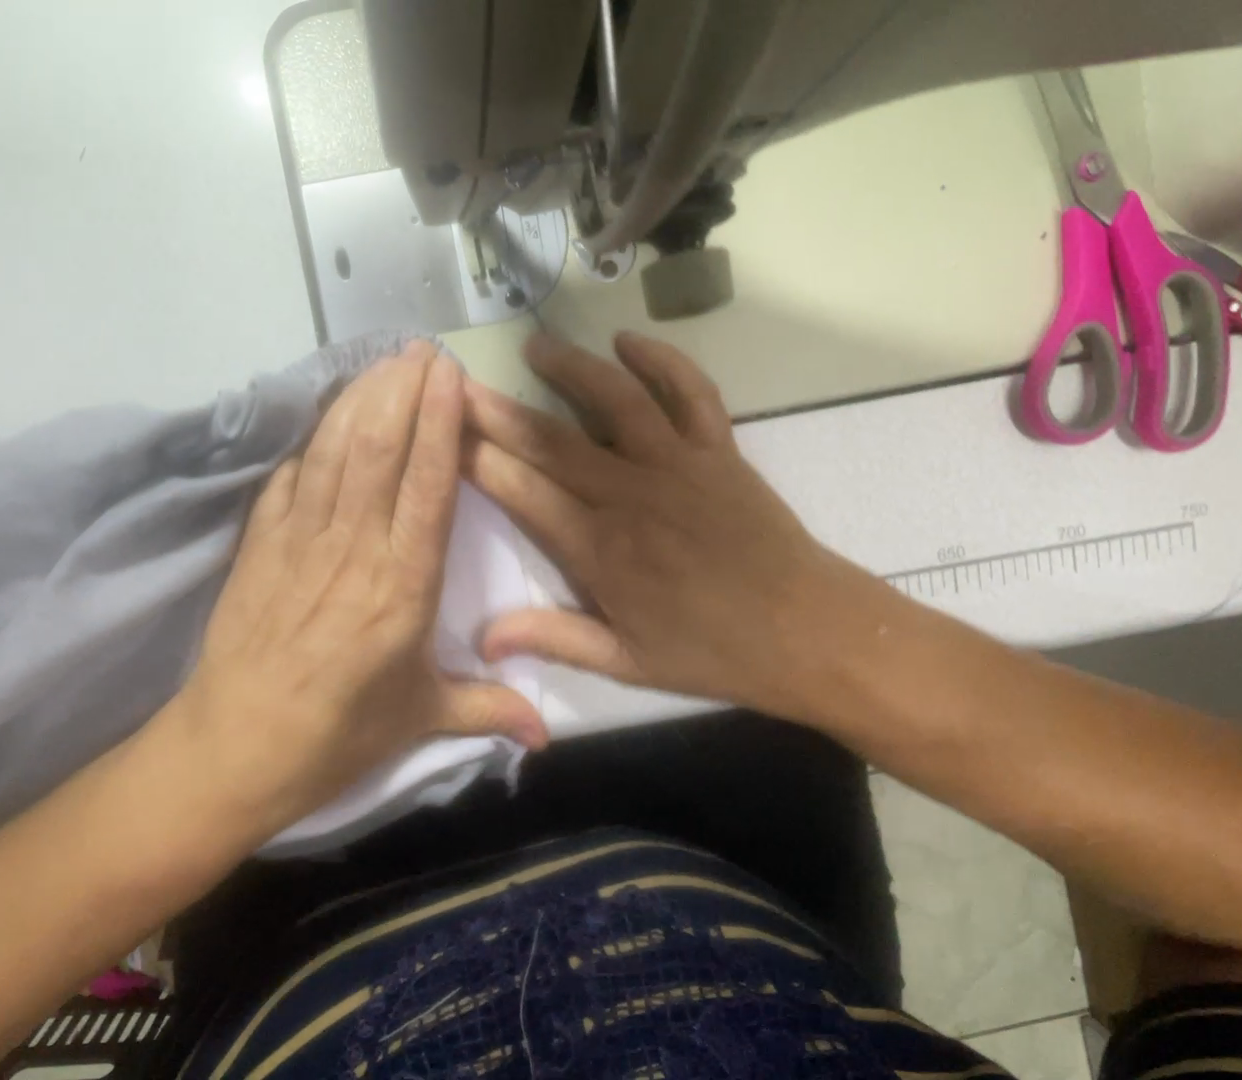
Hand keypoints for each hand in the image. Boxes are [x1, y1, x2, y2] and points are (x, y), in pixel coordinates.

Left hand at [166, 341, 548, 837]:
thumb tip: (548, 740)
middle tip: (420, 348)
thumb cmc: (339, 735)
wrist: (237, 748)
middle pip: (378, 451)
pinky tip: (322, 417)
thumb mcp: (422, 721)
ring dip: (357, 400)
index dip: (439, 424)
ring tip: (381, 362)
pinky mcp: (259, 546)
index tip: (449, 375)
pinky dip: (307, 442)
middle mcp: (354, 550)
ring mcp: (299, 542)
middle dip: (400, 391)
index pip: (428, 487)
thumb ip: (489, 711)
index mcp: (404, 586)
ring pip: (332, 453)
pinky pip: (287, 479)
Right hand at [464, 332, 876, 716]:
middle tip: (456, 380)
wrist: (803, 630)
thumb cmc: (710, 651)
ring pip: (616, 402)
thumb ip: (553, 638)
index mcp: (601, 550)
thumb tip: (483, 639)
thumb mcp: (626, 663)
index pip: (522, 492)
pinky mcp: (719, 449)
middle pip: (552, 441)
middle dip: (498, 410)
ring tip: (535, 346)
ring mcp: (678, 465)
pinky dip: (662, 361)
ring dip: (571, 369)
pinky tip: (627, 341)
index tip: (438, 432)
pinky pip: (691, 393)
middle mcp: (631, 495)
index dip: (474, 459)